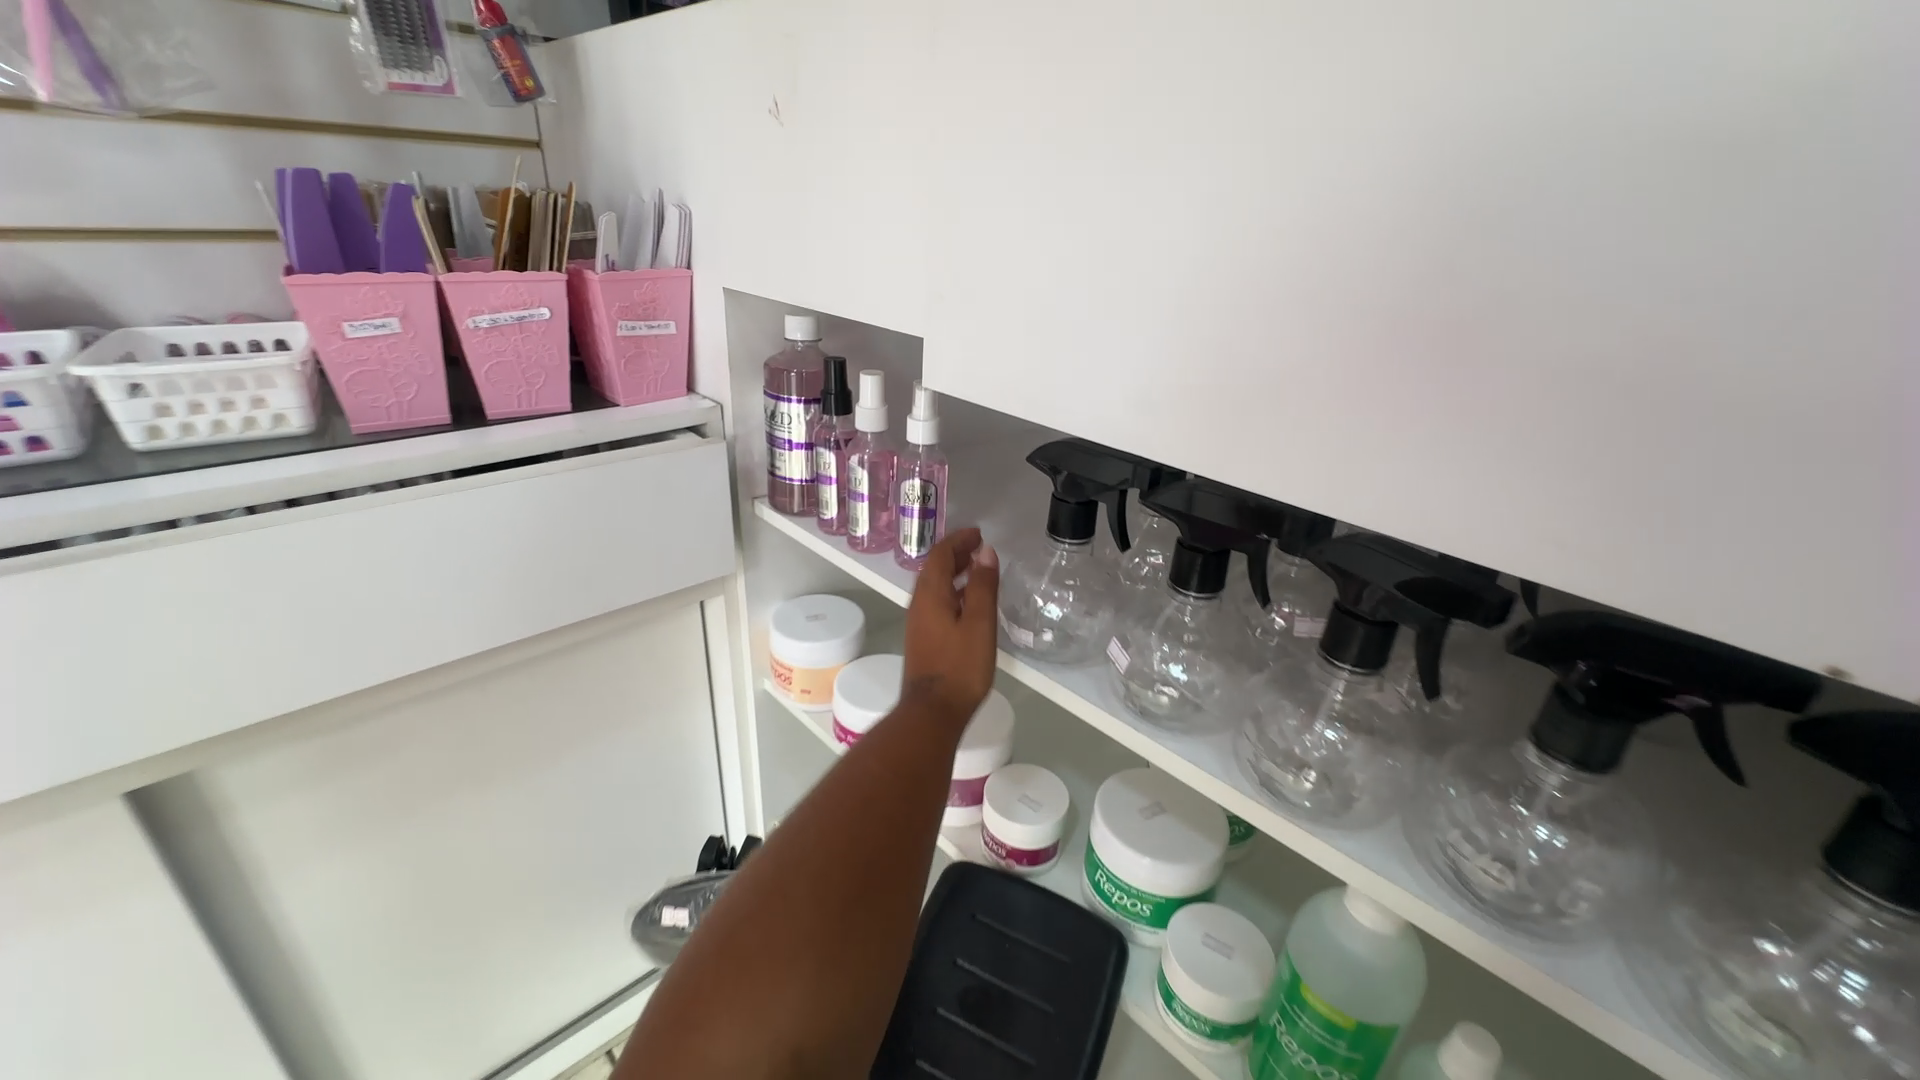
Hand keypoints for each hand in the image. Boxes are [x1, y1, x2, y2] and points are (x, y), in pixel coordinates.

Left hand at [901, 528, 999, 727]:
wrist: (933, 712)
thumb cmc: (960, 667)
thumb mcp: (979, 624)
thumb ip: (983, 586)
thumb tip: (985, 553)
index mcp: (930, 594)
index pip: (940, 555)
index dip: (958, 540)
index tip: (978, 534)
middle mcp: (919, 604)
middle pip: (934, 568)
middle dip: (956, 554)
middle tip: (980, 548)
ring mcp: (919, 622)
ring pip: (935, 586)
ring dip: (954, 573)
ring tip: (978, 570)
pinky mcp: (924, 639)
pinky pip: (936, 602)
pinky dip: (953, 592)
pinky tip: (969, 604)